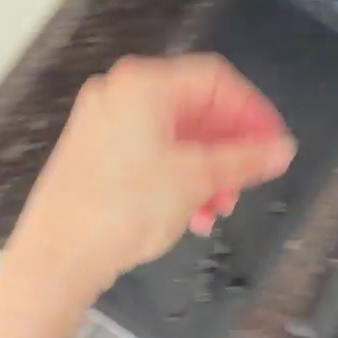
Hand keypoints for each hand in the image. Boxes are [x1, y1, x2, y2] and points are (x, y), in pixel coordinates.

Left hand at [8, 54, 295, 302]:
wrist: (60, 256)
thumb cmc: (110, 213)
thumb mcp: (195, 181)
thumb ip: (244, 161)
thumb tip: (276, 149)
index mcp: (143, 87)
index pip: (216, 81)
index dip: (253, 112)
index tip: (272, 140)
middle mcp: (120, 98)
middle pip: (197, 113)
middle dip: (230, 151)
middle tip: (251, 177)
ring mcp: (107, 128)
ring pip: (178, 140)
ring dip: (208, 172)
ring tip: (219, 205)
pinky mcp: (101, 158)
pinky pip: (156, 158)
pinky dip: (181, 181)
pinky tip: (193, 212)